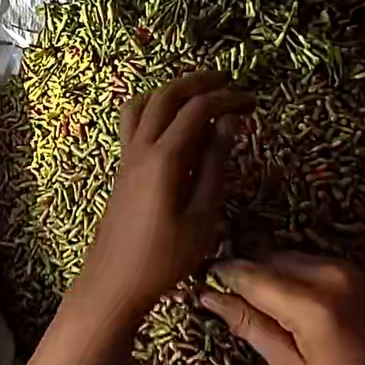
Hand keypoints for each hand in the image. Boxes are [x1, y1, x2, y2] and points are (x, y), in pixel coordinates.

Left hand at [76, 72, 253, 317]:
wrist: (113, 283)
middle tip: (227, 81)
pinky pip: (133, 121)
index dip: (226, 99)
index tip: (251, 101)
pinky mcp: (121, 166)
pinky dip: (154, 108)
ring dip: (171, 91)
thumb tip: (229, 123)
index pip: (197, 110)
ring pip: (144, 103)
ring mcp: (126, 155)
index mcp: (163, 159)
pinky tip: (171, 124)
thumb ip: (214, 166)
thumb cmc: (163, 258)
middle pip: (166, 95)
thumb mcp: (202, 217)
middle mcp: (140, 148)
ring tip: (198, 95)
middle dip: (198, 82)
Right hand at [201, 253, 364, 364]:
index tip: (199, 284)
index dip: (221, 276)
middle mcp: (326, 274)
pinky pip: (306, 259)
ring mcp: (343, 266)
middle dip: (243, 274)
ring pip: (284, 255)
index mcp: (312, 306)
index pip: (248, 273)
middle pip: (265, 258)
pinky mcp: (352, 268)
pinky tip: (288, 302)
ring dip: (266, 273)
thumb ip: (251, 327)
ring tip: (258, 307)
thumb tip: (208, 297)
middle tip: (227, 302)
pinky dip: (288, 272)